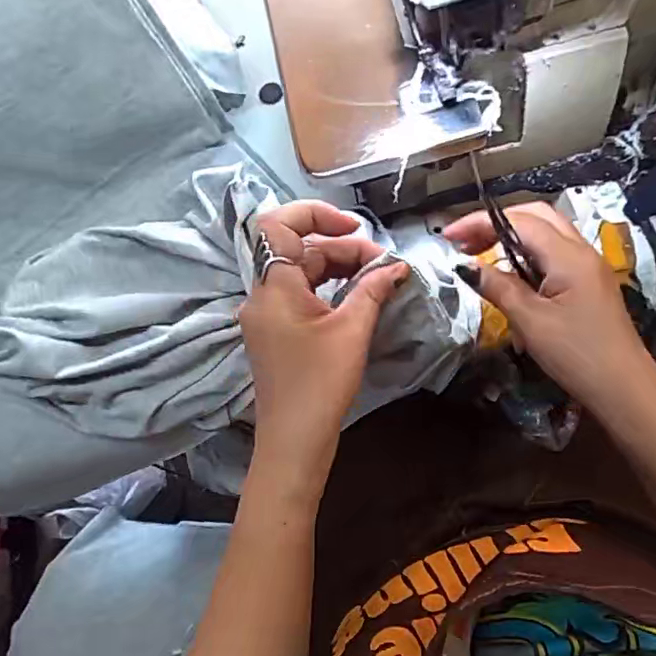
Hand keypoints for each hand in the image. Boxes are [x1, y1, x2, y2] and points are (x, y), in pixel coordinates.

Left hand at [240, 201, 408, 469]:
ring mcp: (265, 317)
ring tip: (376, 281)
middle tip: (382, 267)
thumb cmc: (320, 383)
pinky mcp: (274, 335)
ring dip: (337, 269)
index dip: (317, 214)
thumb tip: (395, 266)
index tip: (355, 228)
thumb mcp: (352, 331)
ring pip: (300, 274)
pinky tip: (356, 299)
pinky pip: (298, 297)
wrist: (294, 440)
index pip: (280, 224)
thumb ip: (372, 289)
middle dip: (341, 249)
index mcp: (273, 286)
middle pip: (298, 250)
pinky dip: (326, 291)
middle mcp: (261, 296)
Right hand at [443, 202, 654, 409]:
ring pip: (545, 236)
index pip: (520, 222)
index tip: (448, 236)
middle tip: (464, 242)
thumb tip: (466, 267)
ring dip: (510, 239)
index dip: (480, 222)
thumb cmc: (576, 354)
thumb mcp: (530, 322)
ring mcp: (587, 267)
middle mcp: (581, 252)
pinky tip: (509, 279)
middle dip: (496, 223)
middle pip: (536, 217)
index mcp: (568, 256)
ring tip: (480, 257)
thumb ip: (499, 288)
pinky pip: (553, 257)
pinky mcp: (587, 283)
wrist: (623, 387)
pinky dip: (526, 259)